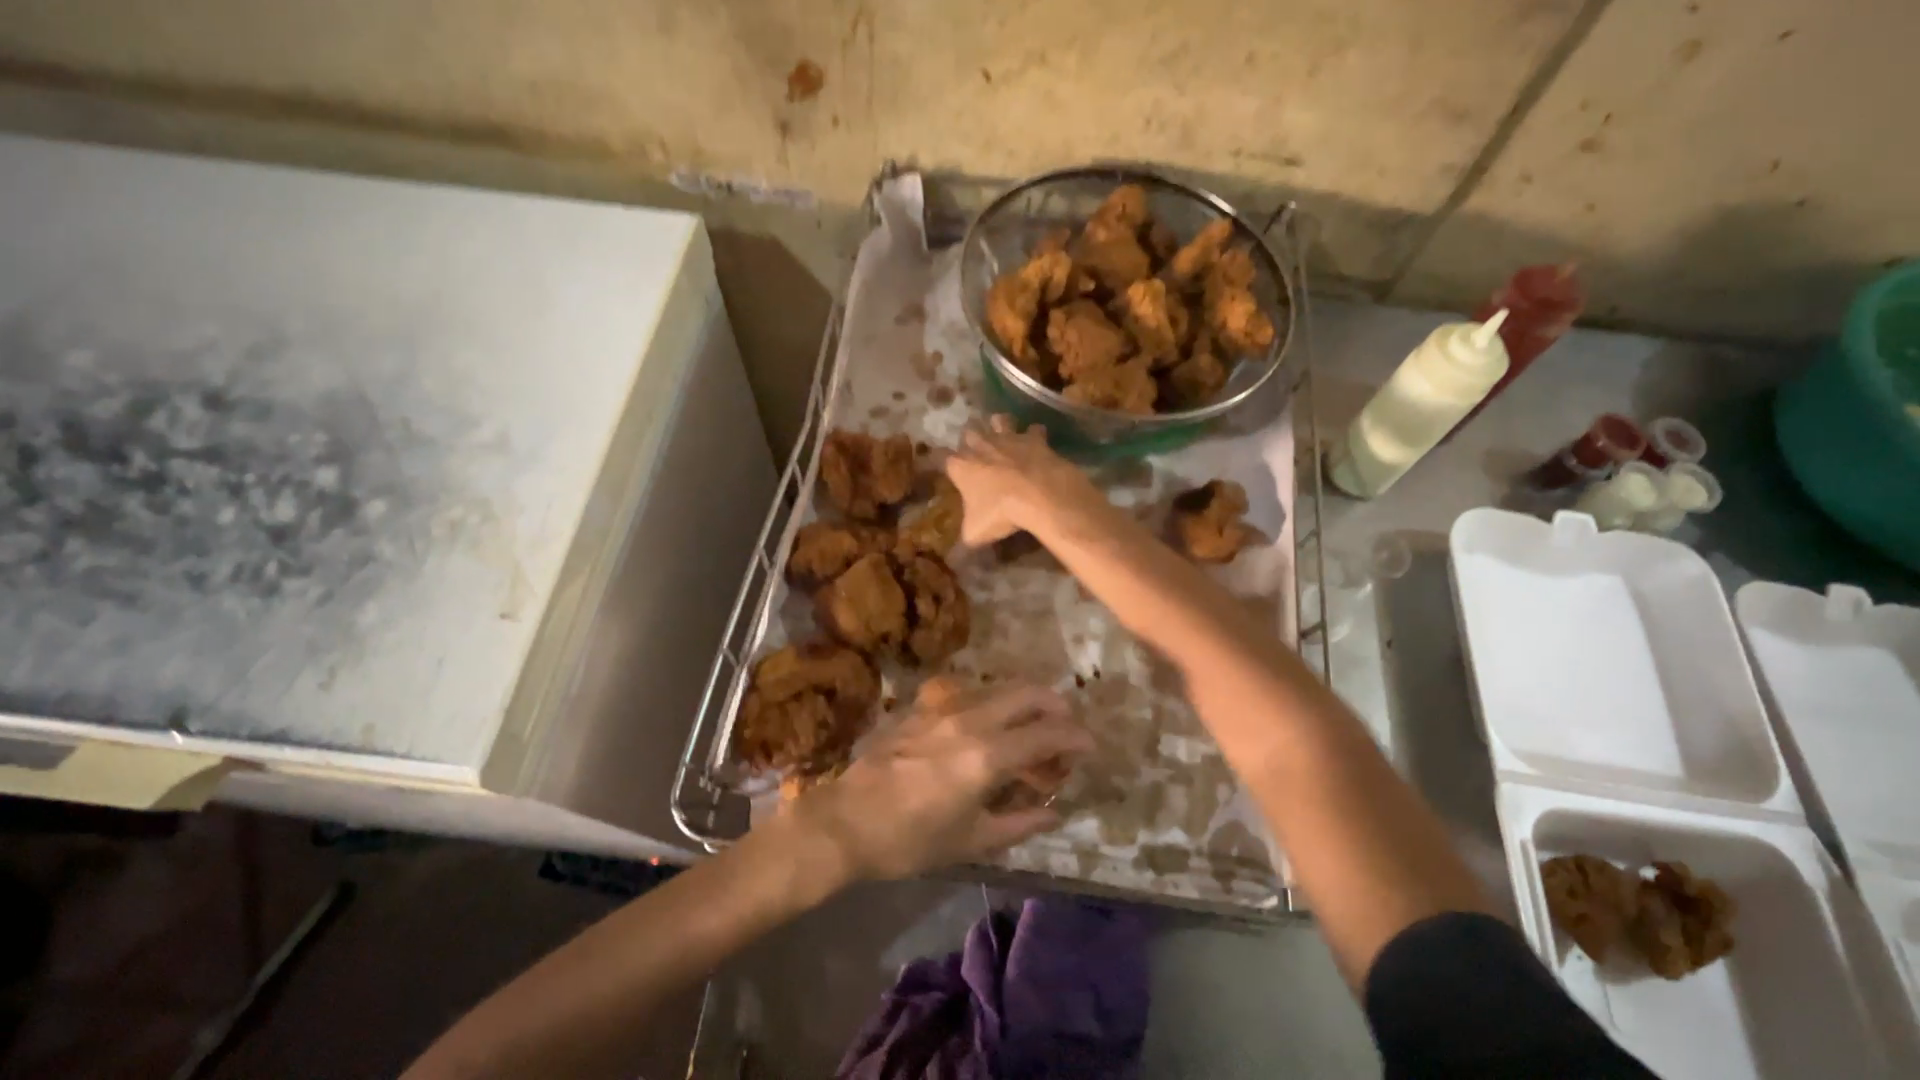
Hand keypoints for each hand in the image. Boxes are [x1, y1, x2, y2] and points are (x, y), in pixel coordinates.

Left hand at [786, 681, 1091, 881]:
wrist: (843, 823)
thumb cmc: (909, 841)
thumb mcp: (971, 841)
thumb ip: (1020, 823)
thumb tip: (1053, 812)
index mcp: (987, 755)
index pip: (1048, 732)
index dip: (1076, 737)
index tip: (1090, 747)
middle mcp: (969, 719)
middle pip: (1027, 692)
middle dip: (1056, 706)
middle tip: (1063, 731)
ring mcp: (940, 708)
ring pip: (996, 688)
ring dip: (1022, 704)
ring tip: (1025, 735)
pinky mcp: (918, 708)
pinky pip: (966, 694)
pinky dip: (989, 706)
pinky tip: (982, 732)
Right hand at [945, 415, 1106, 546]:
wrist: (1039, 496)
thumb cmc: (1000, 513)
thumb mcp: (975, 534)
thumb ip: (963, 542)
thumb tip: (954, 559)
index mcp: (962, 467)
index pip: (940, 457)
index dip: (937, 461)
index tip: (940, 467)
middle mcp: (982, 446)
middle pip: (969, 432)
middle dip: (970, 440)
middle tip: (975, 453)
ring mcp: (1010, 439)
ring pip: (999, 420)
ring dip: (999, 426)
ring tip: (1003, 436)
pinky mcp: (1036, 440)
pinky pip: (1034, 430)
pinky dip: (1035, 436)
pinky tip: (1038, 444)